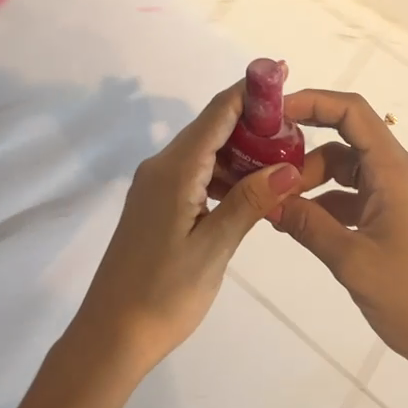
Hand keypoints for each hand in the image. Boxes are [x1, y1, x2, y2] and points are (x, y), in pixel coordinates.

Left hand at [0, 81, 303, 407]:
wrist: (110, 334)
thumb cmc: (163, 292)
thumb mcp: (213, 249)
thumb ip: (249, 202)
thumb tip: (289, 165)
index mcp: (175, 169)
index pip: (217, 113)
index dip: (250, 91)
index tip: (283, 73)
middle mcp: (162, 166)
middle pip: (211, 127)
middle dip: (253, 121)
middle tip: (297, 127)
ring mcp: (155, 185)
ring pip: (204, 151)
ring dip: (240, 149)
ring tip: (284, 157)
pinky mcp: (156, 204)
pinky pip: (195, 172)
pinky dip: (224, 172)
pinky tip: (251, 188)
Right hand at [275, 90, 407, 407]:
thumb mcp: (350, 259)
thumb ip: (305, 222)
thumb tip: (264, 198)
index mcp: (395, 171)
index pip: (352, 111)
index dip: (311, 101)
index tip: (272, 113)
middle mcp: (399, 175)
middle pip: (345, 139)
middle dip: (303, 149)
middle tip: (265, 168)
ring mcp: (400, 199)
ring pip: (347, 170)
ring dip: (312, 181)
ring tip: (278, 205)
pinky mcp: (398, 223)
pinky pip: (355, 197)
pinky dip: (327, 204)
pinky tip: (300, 224)